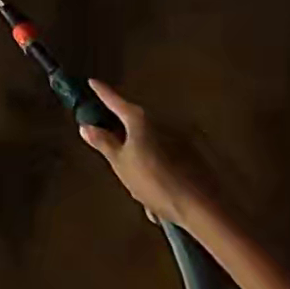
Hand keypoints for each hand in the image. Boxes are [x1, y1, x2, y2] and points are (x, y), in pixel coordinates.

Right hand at [79, 79, 199, 226]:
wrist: (203, 207)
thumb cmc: (154, 181)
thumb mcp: (120, 163)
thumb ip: (103, 142)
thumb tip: (86, 125)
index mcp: (139, 119)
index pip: (114, 100)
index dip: (101, 91)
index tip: (92, 81)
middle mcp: (161, 122)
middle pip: (135, 122)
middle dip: (123, 134)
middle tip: (111, 147)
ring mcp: (180, 138)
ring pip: (152, 144)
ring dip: (143, 159)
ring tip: (139, 188)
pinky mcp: (195, 156)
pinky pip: (167, 158)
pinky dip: (159, 171)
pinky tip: (158, 197)